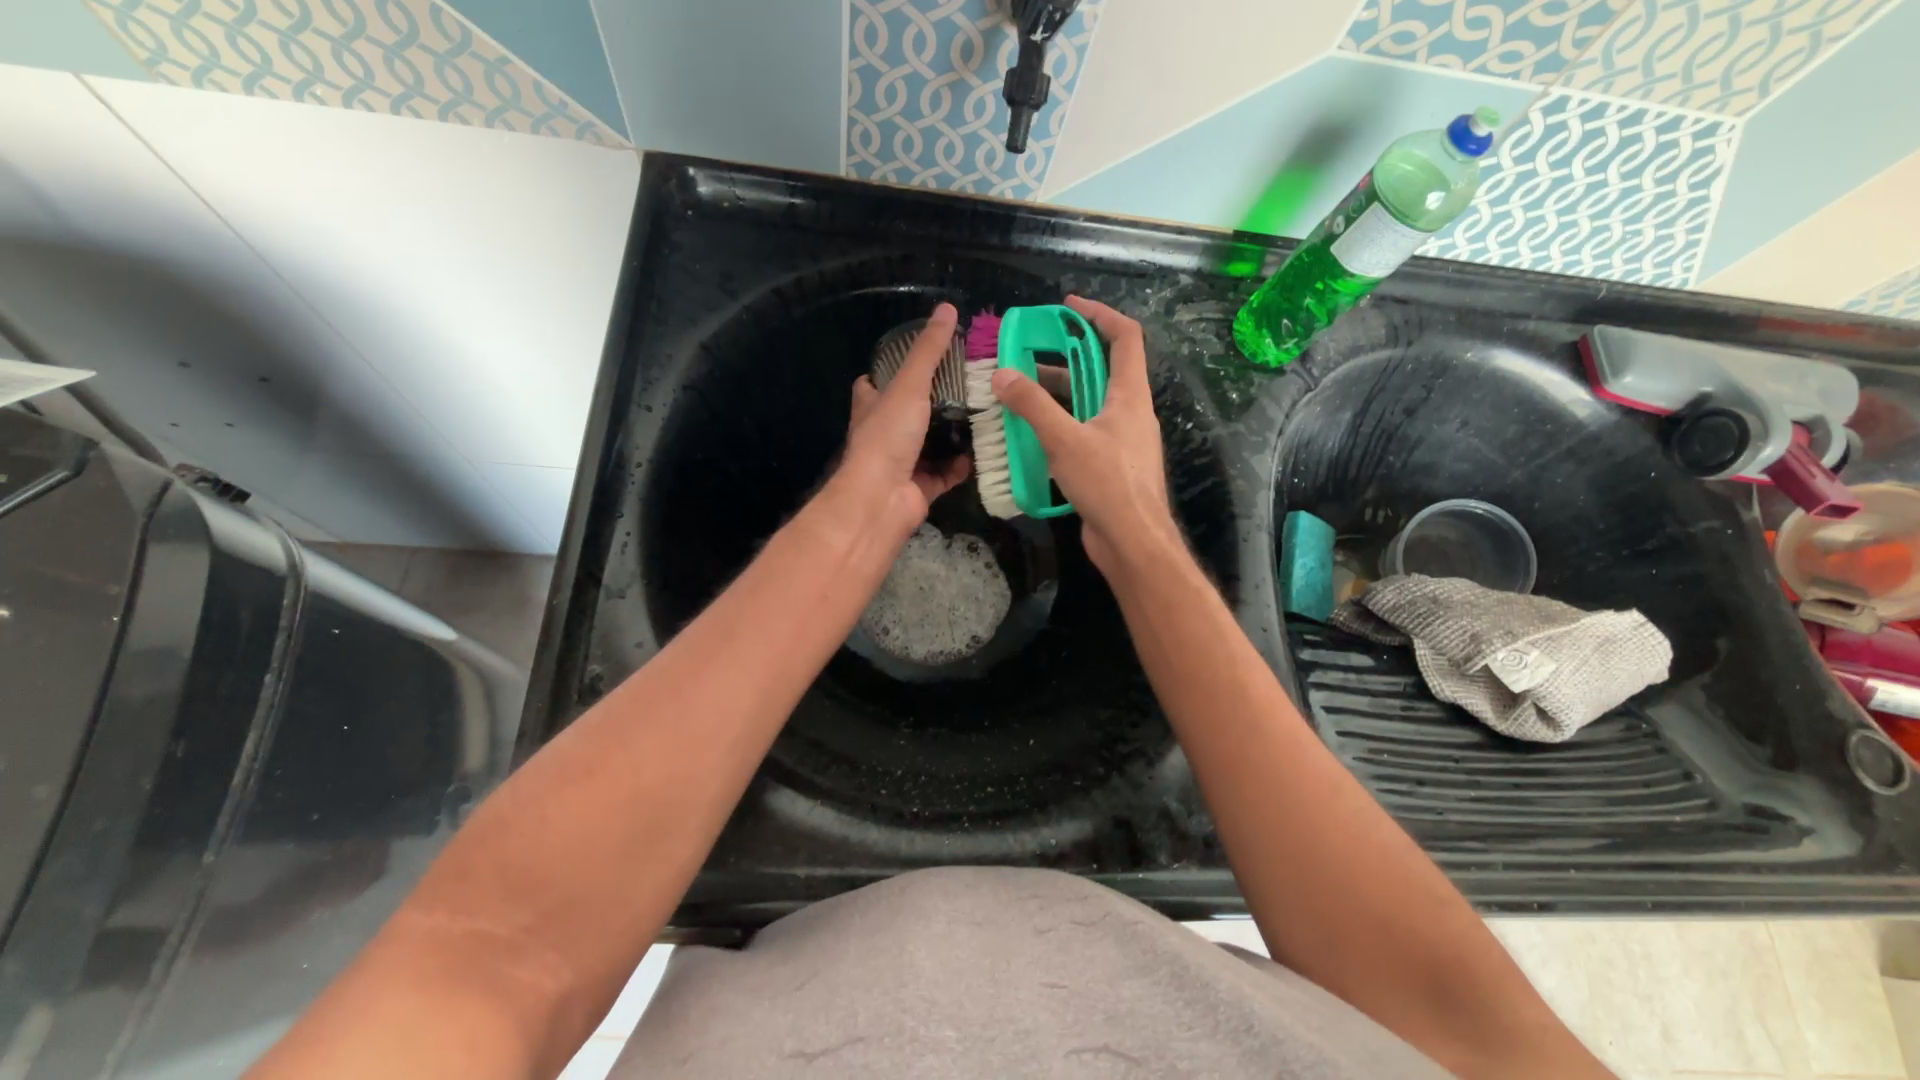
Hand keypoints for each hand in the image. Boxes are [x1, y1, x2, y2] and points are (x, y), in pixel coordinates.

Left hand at [830, 302, 970, 532]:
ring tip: (983, 413)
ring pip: (930, 444)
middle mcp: (884, 435)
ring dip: (952, 434)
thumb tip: (947, 309)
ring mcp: (902, 463)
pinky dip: (962, 464)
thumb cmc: (887, 438)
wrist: (881, 499)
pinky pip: (945, 473)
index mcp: (872, 408)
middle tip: (968, 384)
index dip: (889, 371)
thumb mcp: (909, 385)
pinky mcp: (920, 487)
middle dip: (933, 402)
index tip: (917, 358)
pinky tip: (983, 450)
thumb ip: (929, 351)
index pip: (873, 384)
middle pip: (907, 413)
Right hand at [989, 296, 1182, 576]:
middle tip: (1028, 352)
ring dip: (1059, 394)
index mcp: (1130, 395)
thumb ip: (1032, 405)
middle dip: (1066, 357)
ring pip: (1091, 404)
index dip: (1098, 315)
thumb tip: (1003, 375)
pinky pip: (1086, 433)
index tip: (1066, 308)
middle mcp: (1130, 412)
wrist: (1132, 541)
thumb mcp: (1064, 439)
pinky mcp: (1112, 465)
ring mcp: (1122, 440)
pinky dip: (1062, 425)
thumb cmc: (1107, 484)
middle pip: (1102, 370)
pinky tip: (1033, 435)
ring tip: (1021, 392)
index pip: (1124, 337)